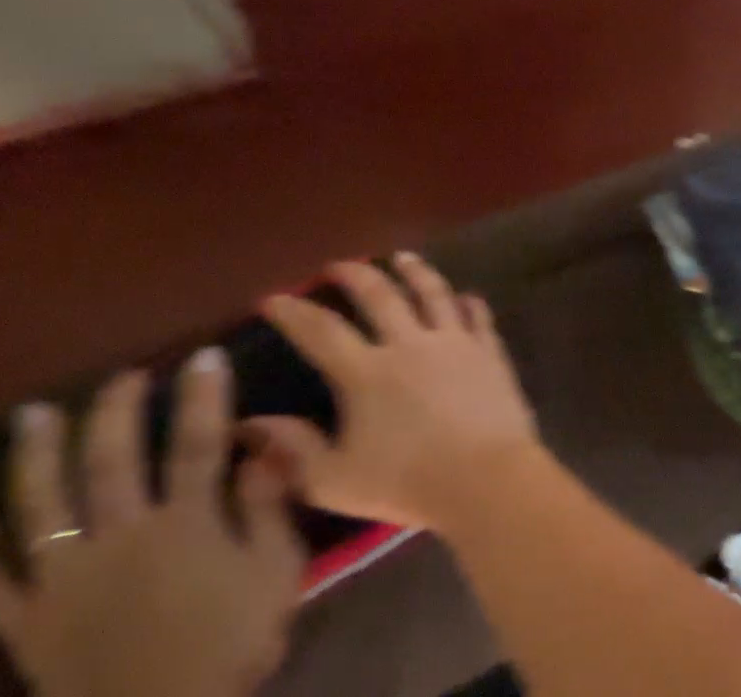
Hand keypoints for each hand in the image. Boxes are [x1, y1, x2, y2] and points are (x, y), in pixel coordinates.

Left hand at [0, 352, 303, 696]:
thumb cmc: (235, 640)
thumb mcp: (277, 572)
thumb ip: (268, 510)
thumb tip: (260, 452)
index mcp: (185, 524)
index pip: (195, 445)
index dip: (201, 398)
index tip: (203, 357)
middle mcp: (119, 537)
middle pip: (111, 463)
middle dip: (116, 413)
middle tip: (123, 377)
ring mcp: (64, 578)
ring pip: (42, 507)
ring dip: (35, 458)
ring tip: (34, 416)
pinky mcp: (28, 621)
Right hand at [243, 253, 540, 531]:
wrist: (487, 477)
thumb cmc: (407, 483)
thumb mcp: (333, 479)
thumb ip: (291, 449)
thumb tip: (249, 424)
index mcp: (366, 373)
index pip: (321, 331)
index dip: (293, 312)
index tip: (273, 298)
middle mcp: (411, 345)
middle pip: (381, 297)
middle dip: (356, 275)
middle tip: (339, 264)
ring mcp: (457, 345)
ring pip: (435, 294)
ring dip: (417, 272)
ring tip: (403, 258)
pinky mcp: (492, 354)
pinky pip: (479, 319)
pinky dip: (469, 304)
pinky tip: (466, 296)